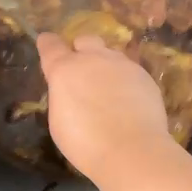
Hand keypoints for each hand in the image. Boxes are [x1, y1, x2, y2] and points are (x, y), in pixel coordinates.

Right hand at [36, 33, 177, 183]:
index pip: (51, 46)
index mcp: (65, 70)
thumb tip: (70, 90)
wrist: (131, 150)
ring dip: (105, 66)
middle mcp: (93, 59)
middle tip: (82, 72)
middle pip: (85, 40)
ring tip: (107, 91)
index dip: (48, 44)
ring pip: (110, 54)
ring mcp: (122, 65)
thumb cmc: (84, 143)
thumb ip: (62, 96)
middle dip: (81, 51)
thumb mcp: (59, 121)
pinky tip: (127, 102)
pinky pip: (130, 71)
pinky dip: (125, 82)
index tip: (46, 43)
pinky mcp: (145, 76)